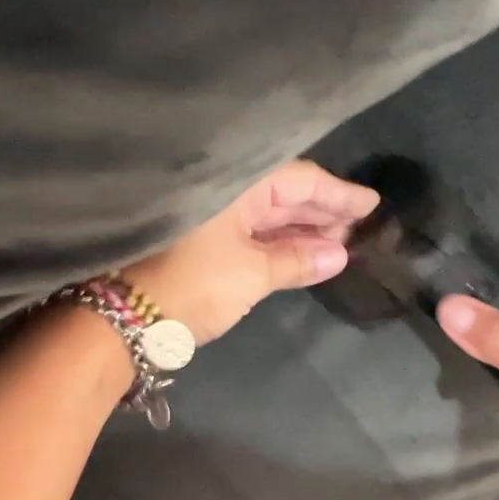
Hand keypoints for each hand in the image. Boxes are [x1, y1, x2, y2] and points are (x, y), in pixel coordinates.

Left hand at [120, 160, 378, 343]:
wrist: (126, 320)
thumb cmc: (193, 287)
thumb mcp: (251, 275)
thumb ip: (297, 261)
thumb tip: (340, 255)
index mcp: (234, 183)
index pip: (299, 179)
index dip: (337, 193)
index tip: (372, 204)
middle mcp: (223, 191)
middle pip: (284, 193)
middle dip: (323, 211)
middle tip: (360, 227)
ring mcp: (212, 217)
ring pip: (268, 215)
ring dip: (304, 229)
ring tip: (341, 242)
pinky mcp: (203, 243)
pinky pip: (252, 234)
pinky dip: (279, 244)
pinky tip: (306, 255)